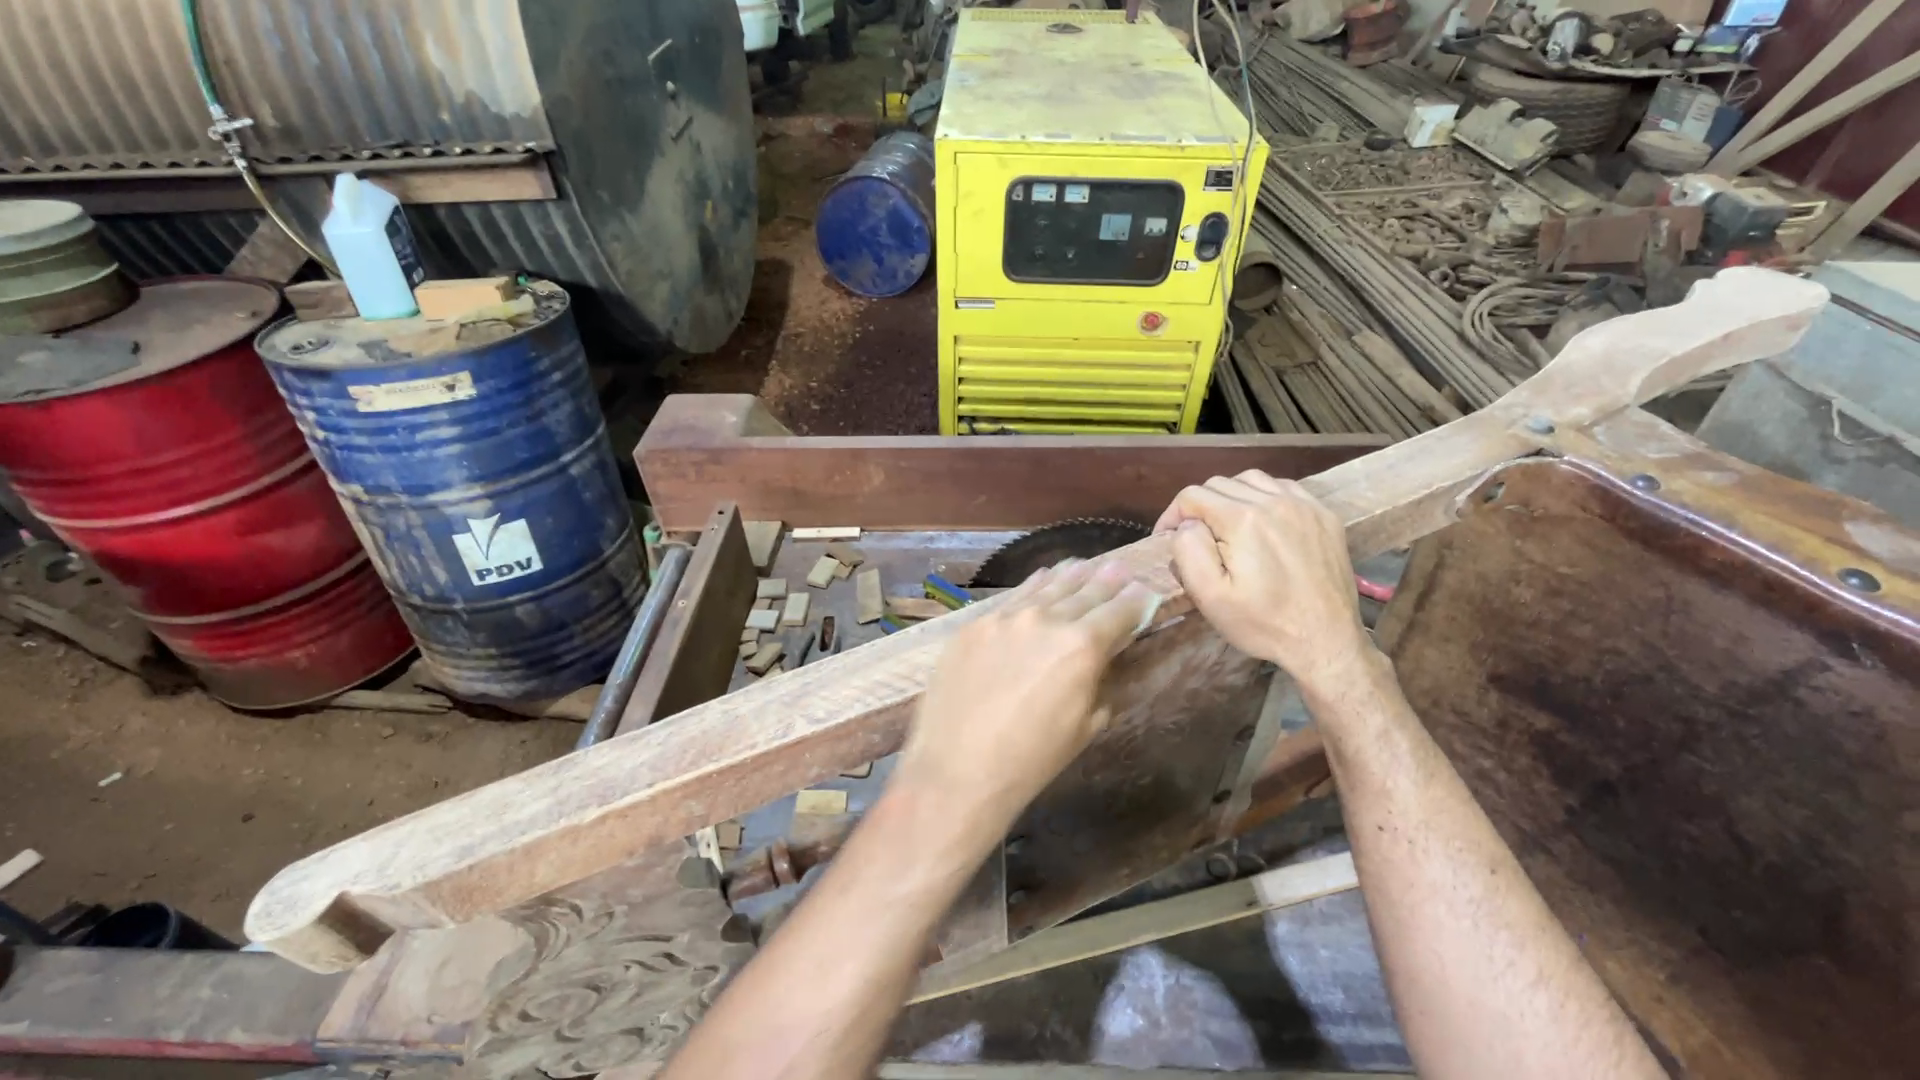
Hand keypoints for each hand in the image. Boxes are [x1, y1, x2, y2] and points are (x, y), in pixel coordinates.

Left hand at [893, 559, 1158, 847]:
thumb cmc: (1031, 760)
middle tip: (1120, 569)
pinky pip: (1012, 598)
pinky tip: (1042, 578)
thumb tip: (1103, 659)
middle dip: (1106, 582)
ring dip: (1070, 576)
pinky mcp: (974, 625)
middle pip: (1084, 592)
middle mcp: (1046, 619)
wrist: (957, 769)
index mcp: (1083, 646)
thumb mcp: (1085, 726)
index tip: (1144, 593)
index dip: (1135, 603)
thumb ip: (1100, 682)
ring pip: (1047, 587)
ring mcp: (1005, 617)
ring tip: (1085, 565)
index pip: (1119, 612)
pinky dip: (1034, 586)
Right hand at [1155, 470, 1374, 695]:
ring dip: (1231, 496)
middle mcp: (1273, 501)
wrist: (1326, 641)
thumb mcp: (1210, 596)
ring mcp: (1304, 505)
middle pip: (1220, 484)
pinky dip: (1265, 496)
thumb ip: (1189, 551)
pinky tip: (1263, 522)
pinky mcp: (1325, 516)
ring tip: (1227, 526)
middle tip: (1197, 538)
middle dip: (1199, 506)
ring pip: (1252, 479)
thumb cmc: (1263, 623)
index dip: (1172, 515)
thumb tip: (1187, 524)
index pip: (1192, 496)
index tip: (1167, 539)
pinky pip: (1285, 488)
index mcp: (1242, 520)